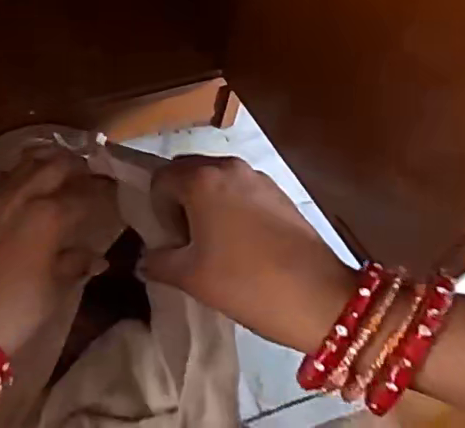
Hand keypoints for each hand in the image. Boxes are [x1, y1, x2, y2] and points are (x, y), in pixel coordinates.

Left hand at [0, 144, 122, 354]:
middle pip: (56, 165)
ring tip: (60, 162)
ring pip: (27, 160)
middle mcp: (24, 194)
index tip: (115, 188)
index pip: (84, 195)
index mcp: (50, 215)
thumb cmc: (14, 309)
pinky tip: (20, 176)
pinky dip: (15, 169)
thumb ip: (74, 264)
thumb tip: (98, 257)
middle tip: (91, 170)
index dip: (103, 191)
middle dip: (77, 165)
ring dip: (47, 158)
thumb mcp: (52, 291)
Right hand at [139, 155, 360, 351]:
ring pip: (215, 178)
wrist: (321, 298)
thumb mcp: (193, 278)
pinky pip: (241, 188)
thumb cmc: (247, 283)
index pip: (160, 179)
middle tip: (187, 238)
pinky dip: (231, 205)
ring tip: (215, 242)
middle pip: (187, 170)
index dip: (157, 209)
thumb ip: (159, 263)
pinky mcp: (278, 192)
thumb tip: (143, 260)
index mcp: (200, 179)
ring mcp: (256, 176)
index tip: (171, 240)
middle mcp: (226, 166)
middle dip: (179, 199)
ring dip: (206, 201)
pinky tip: (243, 242)